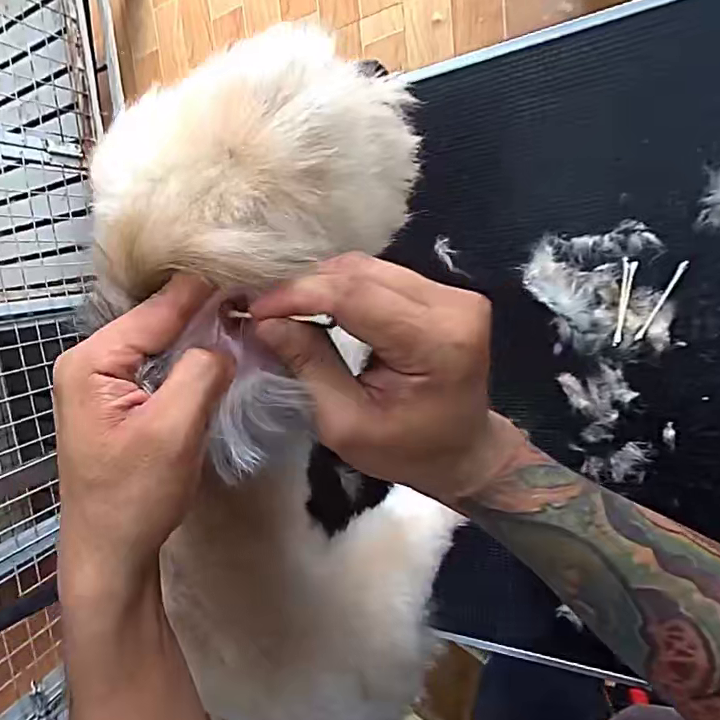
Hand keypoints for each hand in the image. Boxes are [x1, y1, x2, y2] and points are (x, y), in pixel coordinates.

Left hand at [53, 274, 234, 589]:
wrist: (111, 553)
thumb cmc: (135, 497)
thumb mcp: (174, 432)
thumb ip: (201, 374)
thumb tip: (226, 341)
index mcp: (93, 361)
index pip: (158, 309)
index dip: (206, 290)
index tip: (250, 272)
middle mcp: (92, 363)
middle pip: (158, 321)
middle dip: (205, 310)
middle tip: (254, 297)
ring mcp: (104, 384)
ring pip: (163, 344)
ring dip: (201, 335)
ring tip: (244, 318)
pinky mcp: (122, 403)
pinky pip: (162, 367)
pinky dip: (192, 360)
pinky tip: (220, 355)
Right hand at [249, 253, 526, 501]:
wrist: (465, 451)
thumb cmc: (408, 452)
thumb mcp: (347, 424)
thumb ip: (310, 366)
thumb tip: (265, 321)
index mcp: (436, 343)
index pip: (356, 295)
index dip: (298, 294)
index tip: (255, 310)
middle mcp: (454, 307)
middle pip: (363, 273)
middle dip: (306, 286)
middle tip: (264, 310)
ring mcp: (456, 295)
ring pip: (371, 267)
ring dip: (324, 284)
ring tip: (287, 308)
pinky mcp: (449, 294)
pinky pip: (385, 275)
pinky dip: (347, 287)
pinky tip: (321, 305)